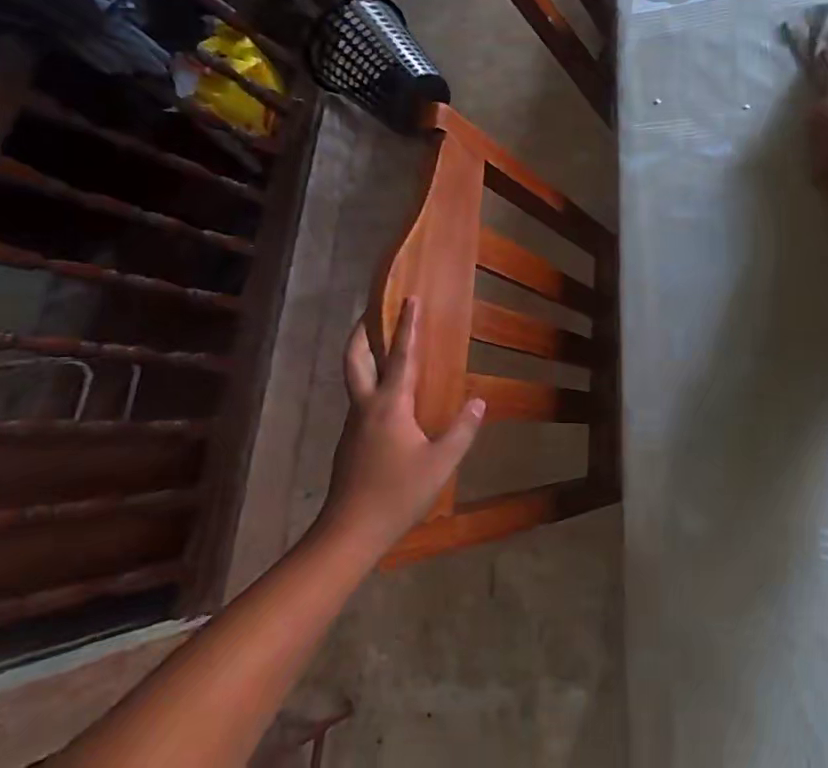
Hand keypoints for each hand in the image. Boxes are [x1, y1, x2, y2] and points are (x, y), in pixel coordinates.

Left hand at [316, 298, 486, 551]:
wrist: (350, 530)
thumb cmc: (398, 494)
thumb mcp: (441, 464)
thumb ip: (462, 431)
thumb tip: (479, 402)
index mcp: (390, 405)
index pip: (401, 356)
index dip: (407, 326)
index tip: (410, 298)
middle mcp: (366, 406)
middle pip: (354, 358)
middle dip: (361, 332)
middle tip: (371, 313)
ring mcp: (353, 424)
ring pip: (354, 379)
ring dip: (364, 356)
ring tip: (381, 349)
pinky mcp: (348, 441)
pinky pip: (360, 400)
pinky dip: (369, 384)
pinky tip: (388, 401)